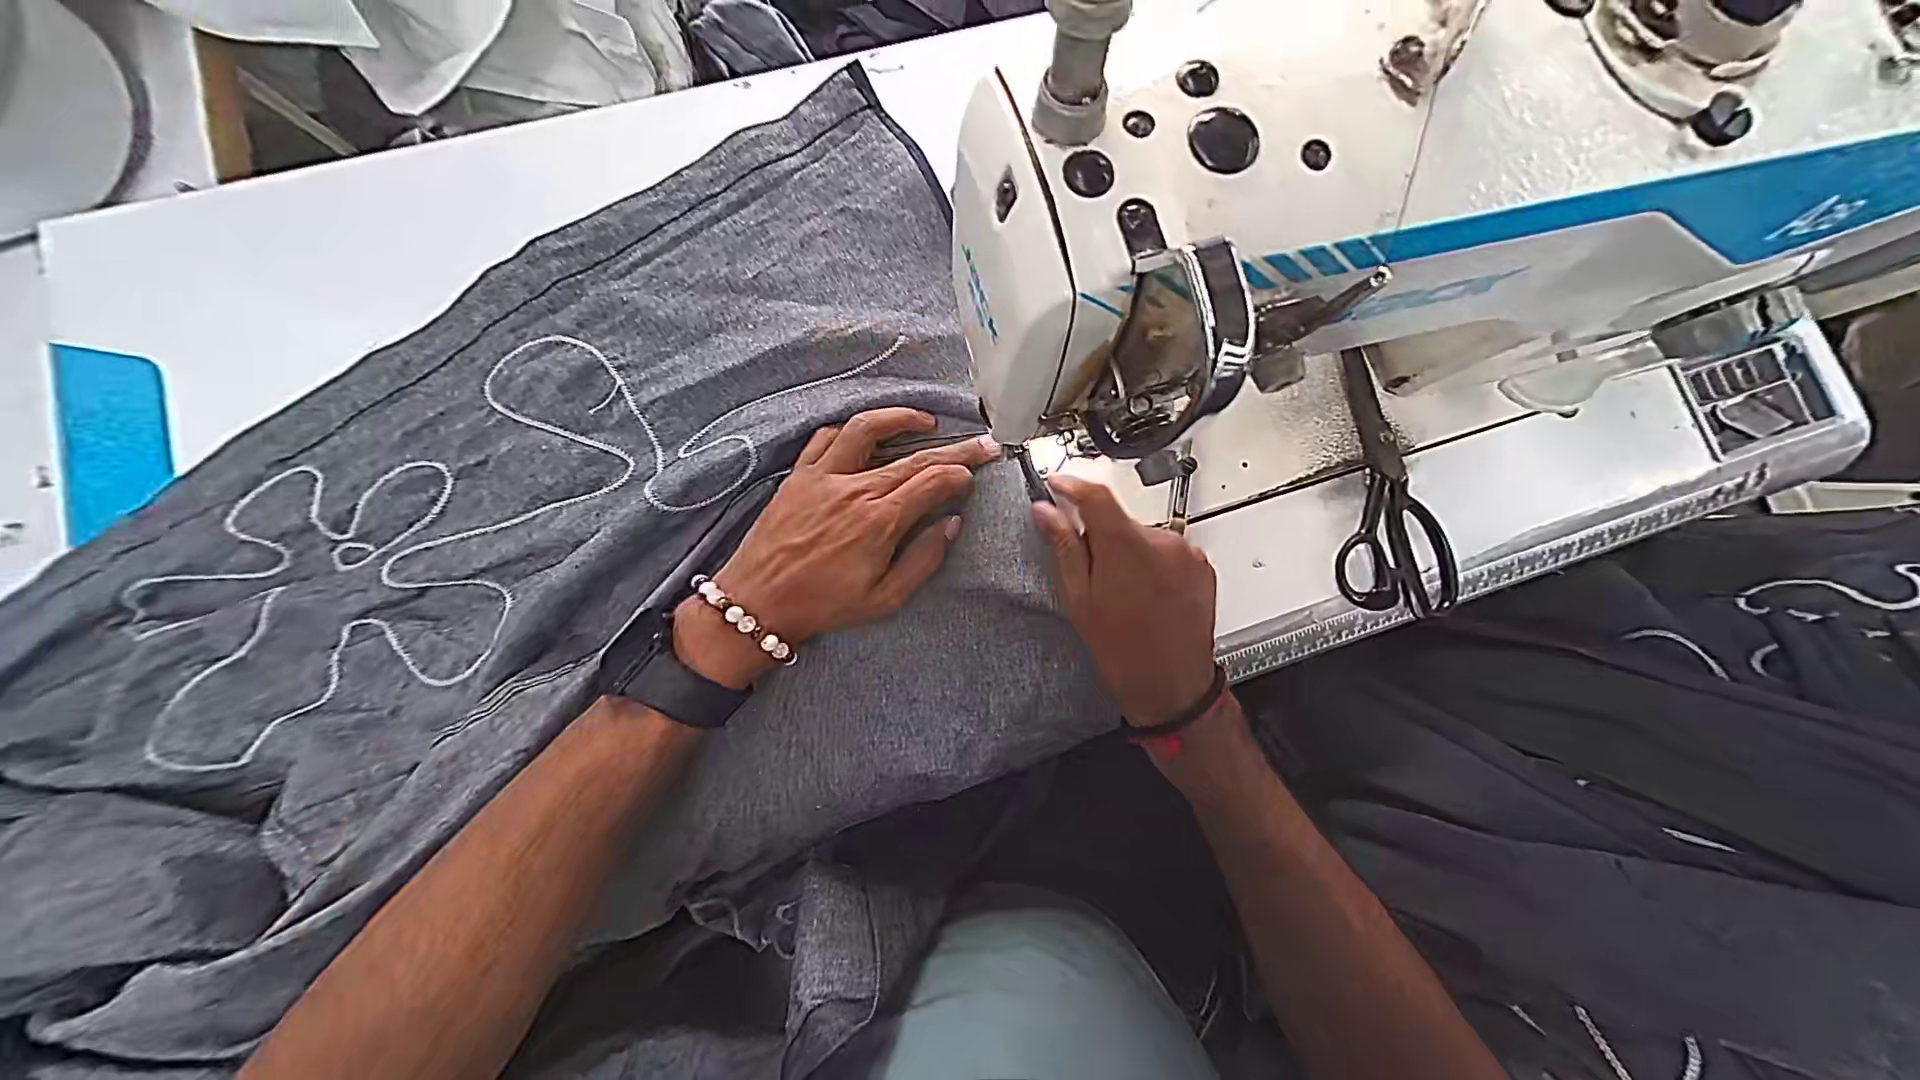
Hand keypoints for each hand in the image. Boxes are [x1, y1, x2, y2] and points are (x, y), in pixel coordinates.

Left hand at [673, 408, 997, 687]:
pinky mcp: (799, 476)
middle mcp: (855, 490)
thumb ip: (923, 559)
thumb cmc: (822, 606)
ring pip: (868, 429)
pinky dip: (851, 429)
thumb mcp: (884, 599)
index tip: (974, 475)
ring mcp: (824, 477)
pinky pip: (826, 438)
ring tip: (926, 421)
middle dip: (955, 449)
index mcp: (879, 521)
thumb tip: (951, 525)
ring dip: (901, 418)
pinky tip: (866, 434)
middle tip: (979, 444)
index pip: (934, 481)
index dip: (961, 474)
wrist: (759, 603)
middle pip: (915, 456)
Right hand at [1032, 474, 1217, 726]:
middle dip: (1101, 535)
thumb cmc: (1124, 652)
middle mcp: (1162, 542)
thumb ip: (1065, 547)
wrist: (1171, 684)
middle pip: (1120, 518)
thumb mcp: (1079, 599)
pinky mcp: (1201, 565)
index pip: (1095, 494)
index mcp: (1126, 547)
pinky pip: (1167, 549)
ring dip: (1129, 550)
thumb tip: (1046, 512)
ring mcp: (1186, 553)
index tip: (1058, 484)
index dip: (1072, 485)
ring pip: (1143, 535)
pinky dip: (1152, 562)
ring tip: (1124, 592)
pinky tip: (1146, 593)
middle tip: (1092, 570)